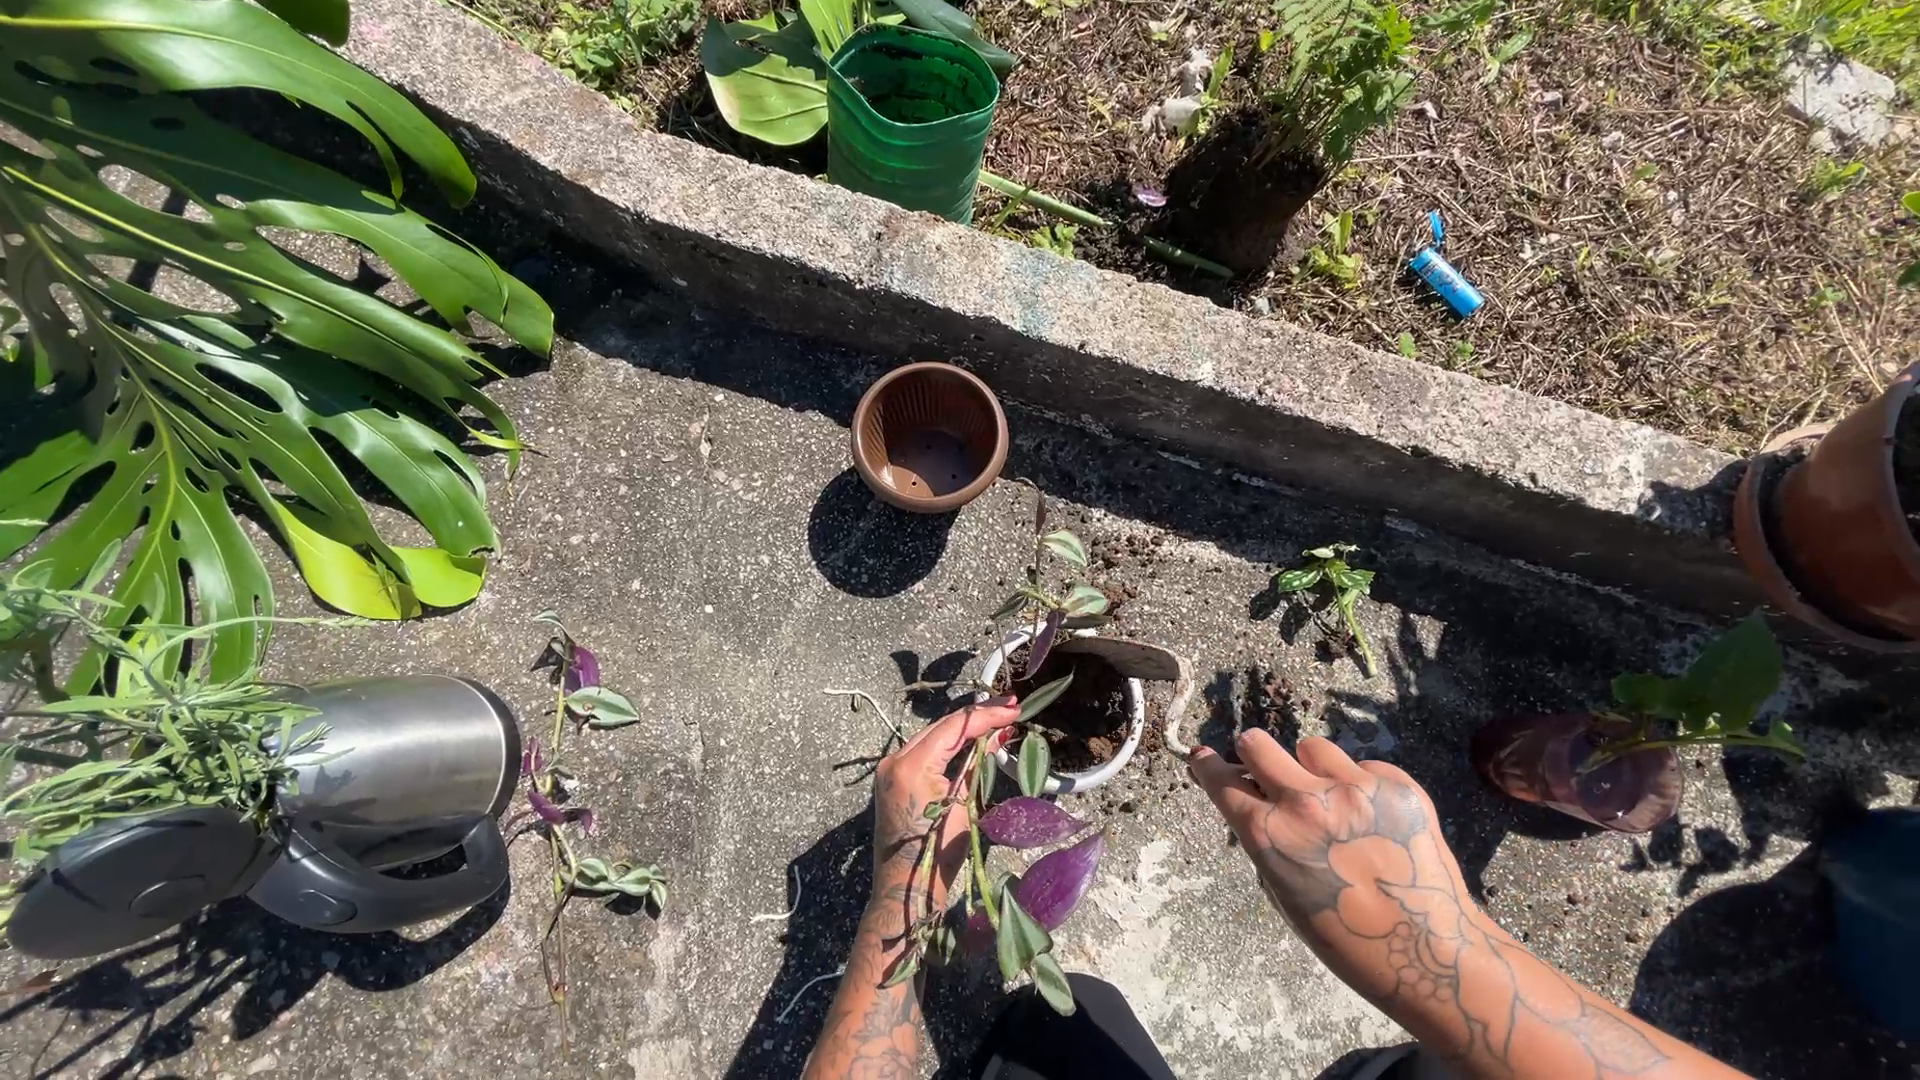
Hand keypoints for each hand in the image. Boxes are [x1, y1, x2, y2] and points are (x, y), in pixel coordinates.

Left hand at [869, 698, 1019, 917]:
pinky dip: (948, 745)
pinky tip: (971, 738)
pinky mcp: (891, 778)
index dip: (986, 716)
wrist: (907, 887)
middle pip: (941, 727)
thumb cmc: (939, 853)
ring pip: (932, 736)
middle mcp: (894, 760)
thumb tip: (998, 735)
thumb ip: (977, 764)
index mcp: (911, 765)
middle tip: (1009, 706)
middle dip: (976, 717)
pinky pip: (923, 751)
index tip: (1013, 708)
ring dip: (963, 729)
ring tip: (996, 717)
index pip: (954, 728)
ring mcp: (889, 769)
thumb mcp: (965, 804)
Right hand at [1193, 731, 1745, 1079]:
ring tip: (1334, 802)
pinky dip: (1360, 783)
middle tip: (1268, 772)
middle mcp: (1306, 801)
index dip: (1208, 766)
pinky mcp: (1397, 785)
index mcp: (1269, 834)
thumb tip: (1253, 798)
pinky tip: (1374, 818)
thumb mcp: (1282, 890)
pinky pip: (1362, 764)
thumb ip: (1264, 838)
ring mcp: (1354, 789)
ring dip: (1312, 769)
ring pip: (1311, 748)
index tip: (1204, 757)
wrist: (1435, 956)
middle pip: (1256, 742)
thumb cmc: (1347, 938)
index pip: (1220, 779)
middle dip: (1254, 755)